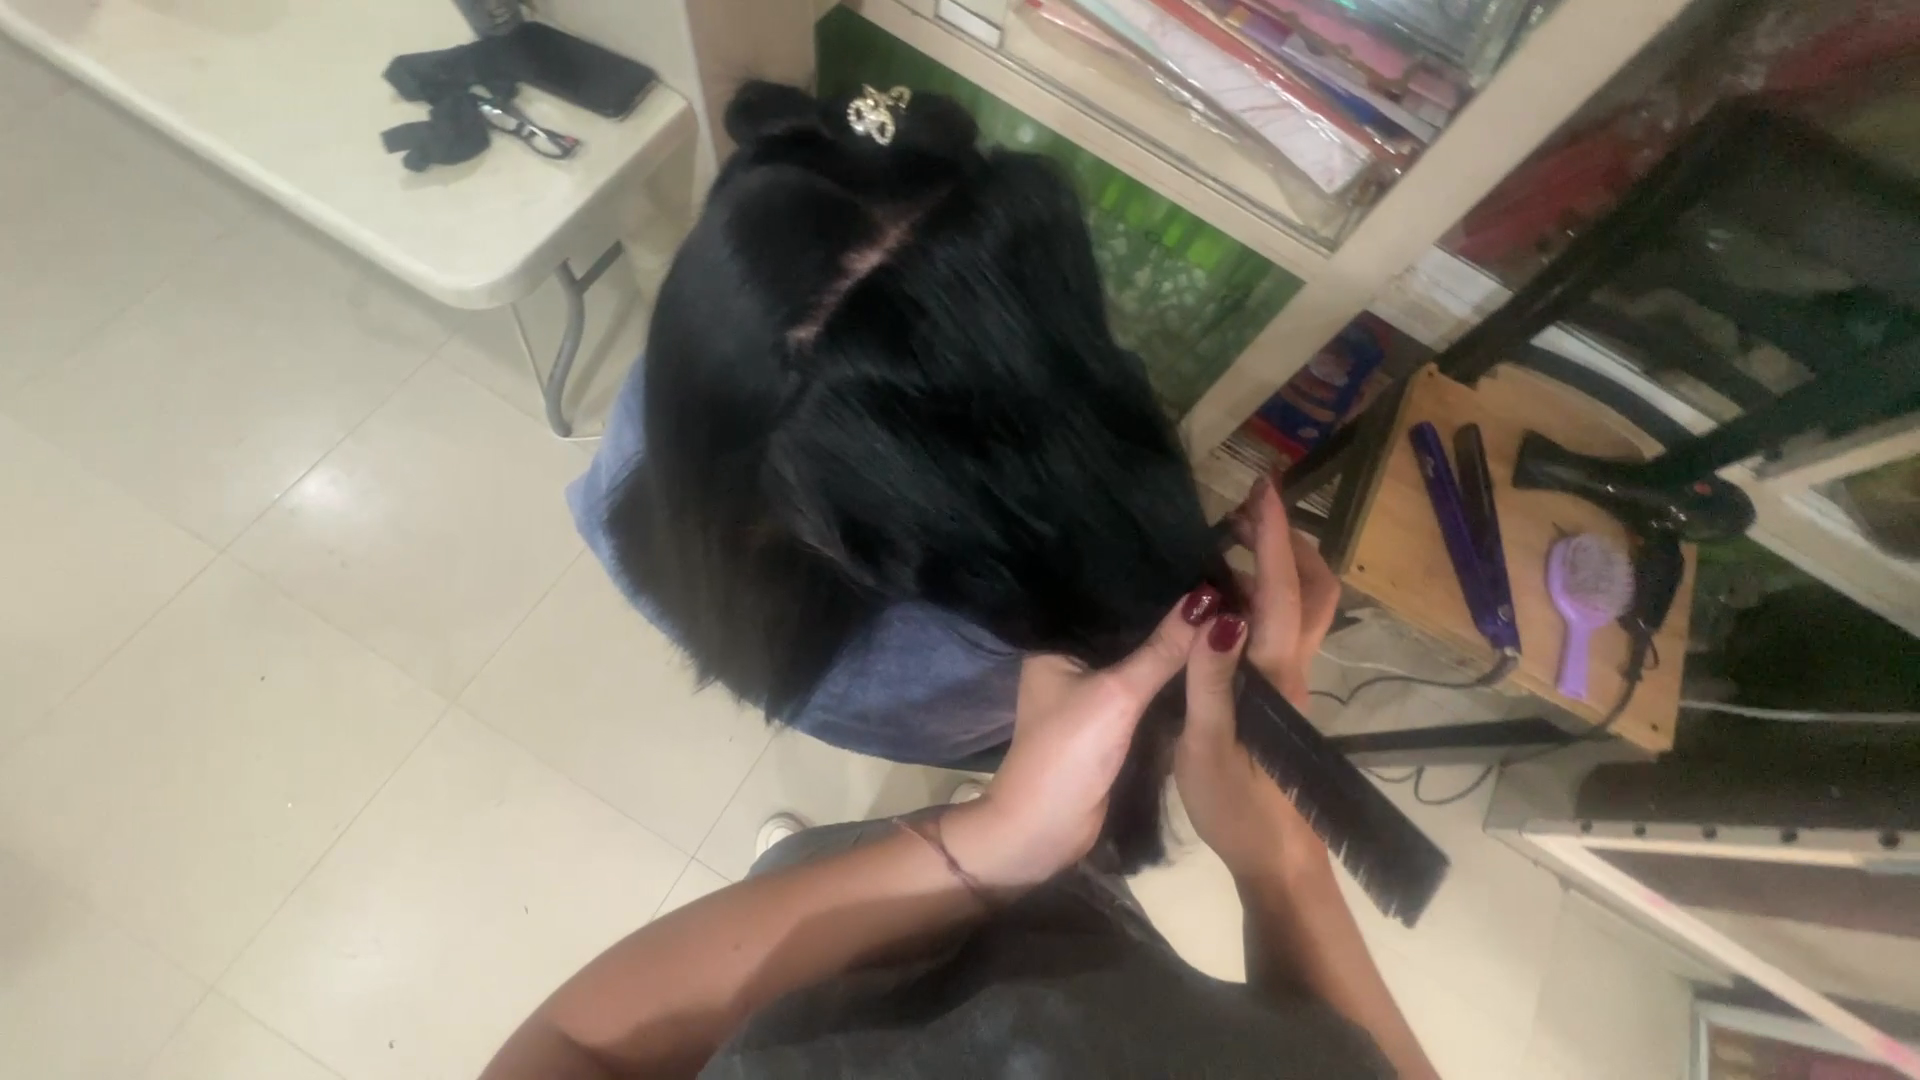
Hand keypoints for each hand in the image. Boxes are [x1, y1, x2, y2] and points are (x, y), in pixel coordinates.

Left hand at [942, 602, 1199, 890]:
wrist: (1044, 829)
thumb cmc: (1069, 751)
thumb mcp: (1118, 694)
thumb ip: (1162, 650)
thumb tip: (1208, 598)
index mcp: (1057, 642)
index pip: (1109, 598)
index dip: (1153, 583)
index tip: (1204, 564)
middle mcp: (1071, 660)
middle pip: (1127, 629)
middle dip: (1170, 616)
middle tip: (1227, 588)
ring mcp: (1090, 691)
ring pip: (1139, 659)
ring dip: (1173, 647)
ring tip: (1226, 612)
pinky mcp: (1109, 720)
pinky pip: (1144, 688)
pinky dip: (1169, 677)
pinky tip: (1207, 658)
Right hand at [1178, 476, 1339, 878]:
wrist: (1274, 856)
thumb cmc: (1235, 803)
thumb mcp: (1206, 744)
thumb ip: (1211, 678)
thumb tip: (1217, 611)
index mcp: (1271, 671)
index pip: (1277, 589)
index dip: (1270, 535)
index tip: (1260, 488)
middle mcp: (1289, 665)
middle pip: (1313, 589)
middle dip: (1289, 541)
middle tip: (1246, 514)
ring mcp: (1289, 679)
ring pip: (1301, 606)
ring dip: (1279, 564)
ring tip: (1229, 545)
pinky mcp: (1280, 693)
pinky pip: (1281, 626)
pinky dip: (1263, 594)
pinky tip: (1225, 603)